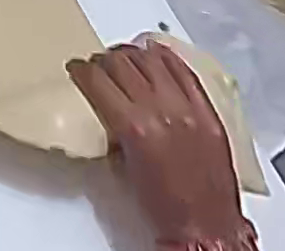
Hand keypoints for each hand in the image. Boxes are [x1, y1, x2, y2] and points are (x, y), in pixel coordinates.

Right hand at [68, 40, 255, 250]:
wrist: (208, 230)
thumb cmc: (159, 207)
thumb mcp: (123, 167)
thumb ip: (113, 128)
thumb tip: (104, 102)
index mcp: (133, 127)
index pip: (96, 79)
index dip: (80, 69)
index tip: (76, 68)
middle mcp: (158, 109)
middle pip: (120, 62)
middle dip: (102, 60)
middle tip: (98, 66)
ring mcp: (185, 106)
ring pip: (149, 58)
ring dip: (131, 54)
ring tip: (124, 58)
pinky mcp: (206, 109)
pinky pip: (183, 69)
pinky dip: (164, 56)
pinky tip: (153, 52)